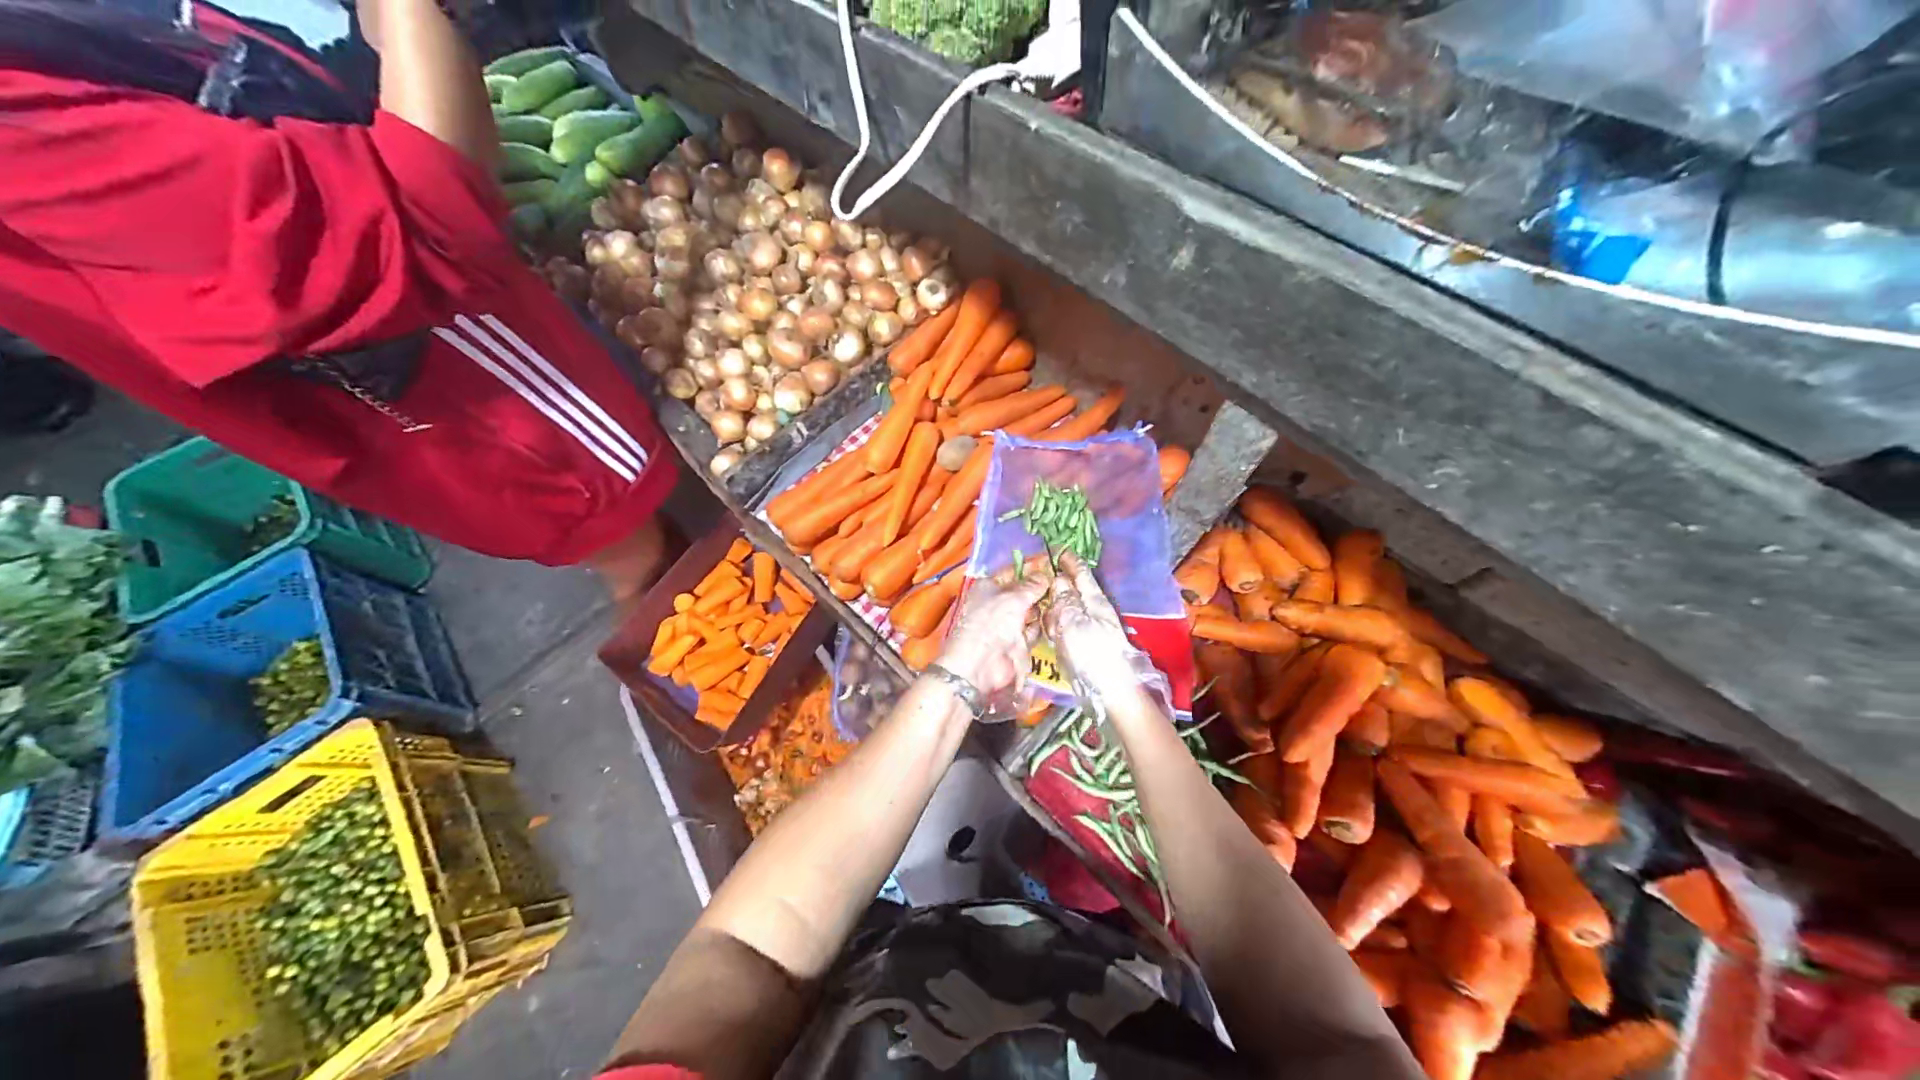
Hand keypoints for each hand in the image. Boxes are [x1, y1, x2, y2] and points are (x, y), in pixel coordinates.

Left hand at [935, 555, 1051, 704]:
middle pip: (1025, 591)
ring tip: (1063, 599)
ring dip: (1044, 606)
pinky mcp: (1019, 642)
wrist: (982, 664)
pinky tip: (1056, 619)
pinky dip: (1043, 625)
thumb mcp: (1013, 597)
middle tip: (1063, 581)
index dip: (1032, 566)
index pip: (1014, 571)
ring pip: (1032, 610)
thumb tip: (1044, 575)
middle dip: (1041, 588)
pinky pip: (1035, 629)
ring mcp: (1008, 624)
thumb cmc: (991, 622)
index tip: (1053, 562)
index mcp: (989, 586)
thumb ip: (1032, 585)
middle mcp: (998, 603)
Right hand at [1042, 552, 1157, 710]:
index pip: (1081, 573)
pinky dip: (1058, 628)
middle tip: (1042, 587)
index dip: (1069, 560)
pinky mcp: (1084, 645)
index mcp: (1095, 600)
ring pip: (1066, 609)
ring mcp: (1090, 628)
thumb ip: (1065, 600)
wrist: (1111, 691)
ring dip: (1055, 611)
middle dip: (1058, 587)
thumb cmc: (1094, 654)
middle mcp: (1093, 610)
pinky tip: (1054, 637)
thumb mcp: (1074, 622)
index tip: (1057, 549)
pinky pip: (1066, 628)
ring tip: (1049, 622)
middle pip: (1071, 590)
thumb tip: (1059, 580)